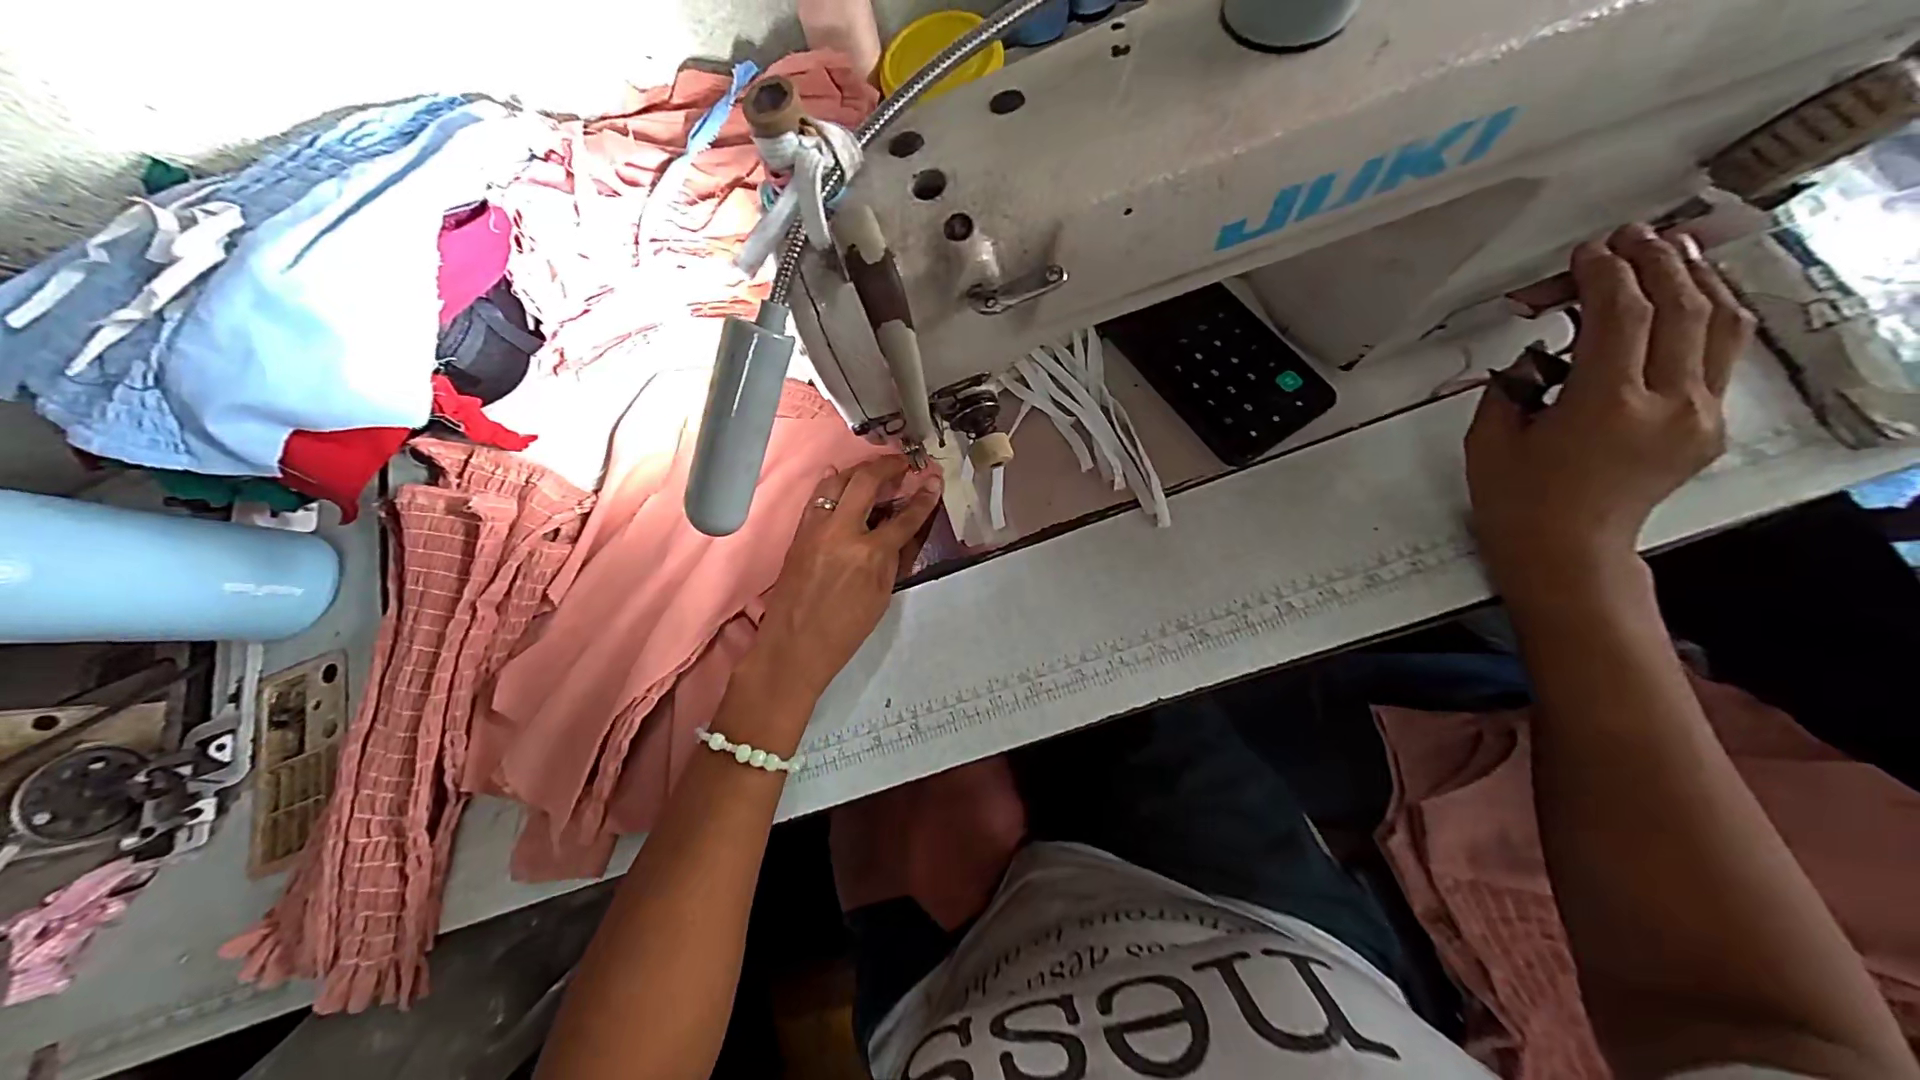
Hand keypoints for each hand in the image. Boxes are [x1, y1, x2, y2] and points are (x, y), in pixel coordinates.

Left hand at [751, 456, 941, 702]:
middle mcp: (841, 531)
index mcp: (869, 554)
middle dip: (889, 467)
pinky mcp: (799, 531)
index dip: (923, 498)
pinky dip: (833, 484)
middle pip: (867, 482)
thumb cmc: (845, 630)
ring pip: (838, 481)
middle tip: (904, 464)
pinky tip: (841, 477)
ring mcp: (816, 528)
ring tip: (876, 470)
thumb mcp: (881, 596)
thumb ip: (892, 557)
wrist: (794, 645)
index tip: (934, 481)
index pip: (904, 517)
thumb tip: (901, 530)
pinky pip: (818, 497)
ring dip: (860, 470)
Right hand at [1465, 224, 1755, 592]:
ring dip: (1696, 280)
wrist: (1566, 551)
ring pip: (1719, 324)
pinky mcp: (1707, 427)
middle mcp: (1669, 405)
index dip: (1604, 274)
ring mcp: (1699, 416)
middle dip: (1655, 263)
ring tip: (1669, 252)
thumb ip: (1512, 387)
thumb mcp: (1491, 439)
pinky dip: (1708, 316)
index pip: (1620, 315)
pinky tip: (1689, 299)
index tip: (1587, 252)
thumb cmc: (1517, 502)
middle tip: (1629, 238)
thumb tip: (1537, 356)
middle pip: (1681, 308)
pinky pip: (1720, 355)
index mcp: (1607, 407)